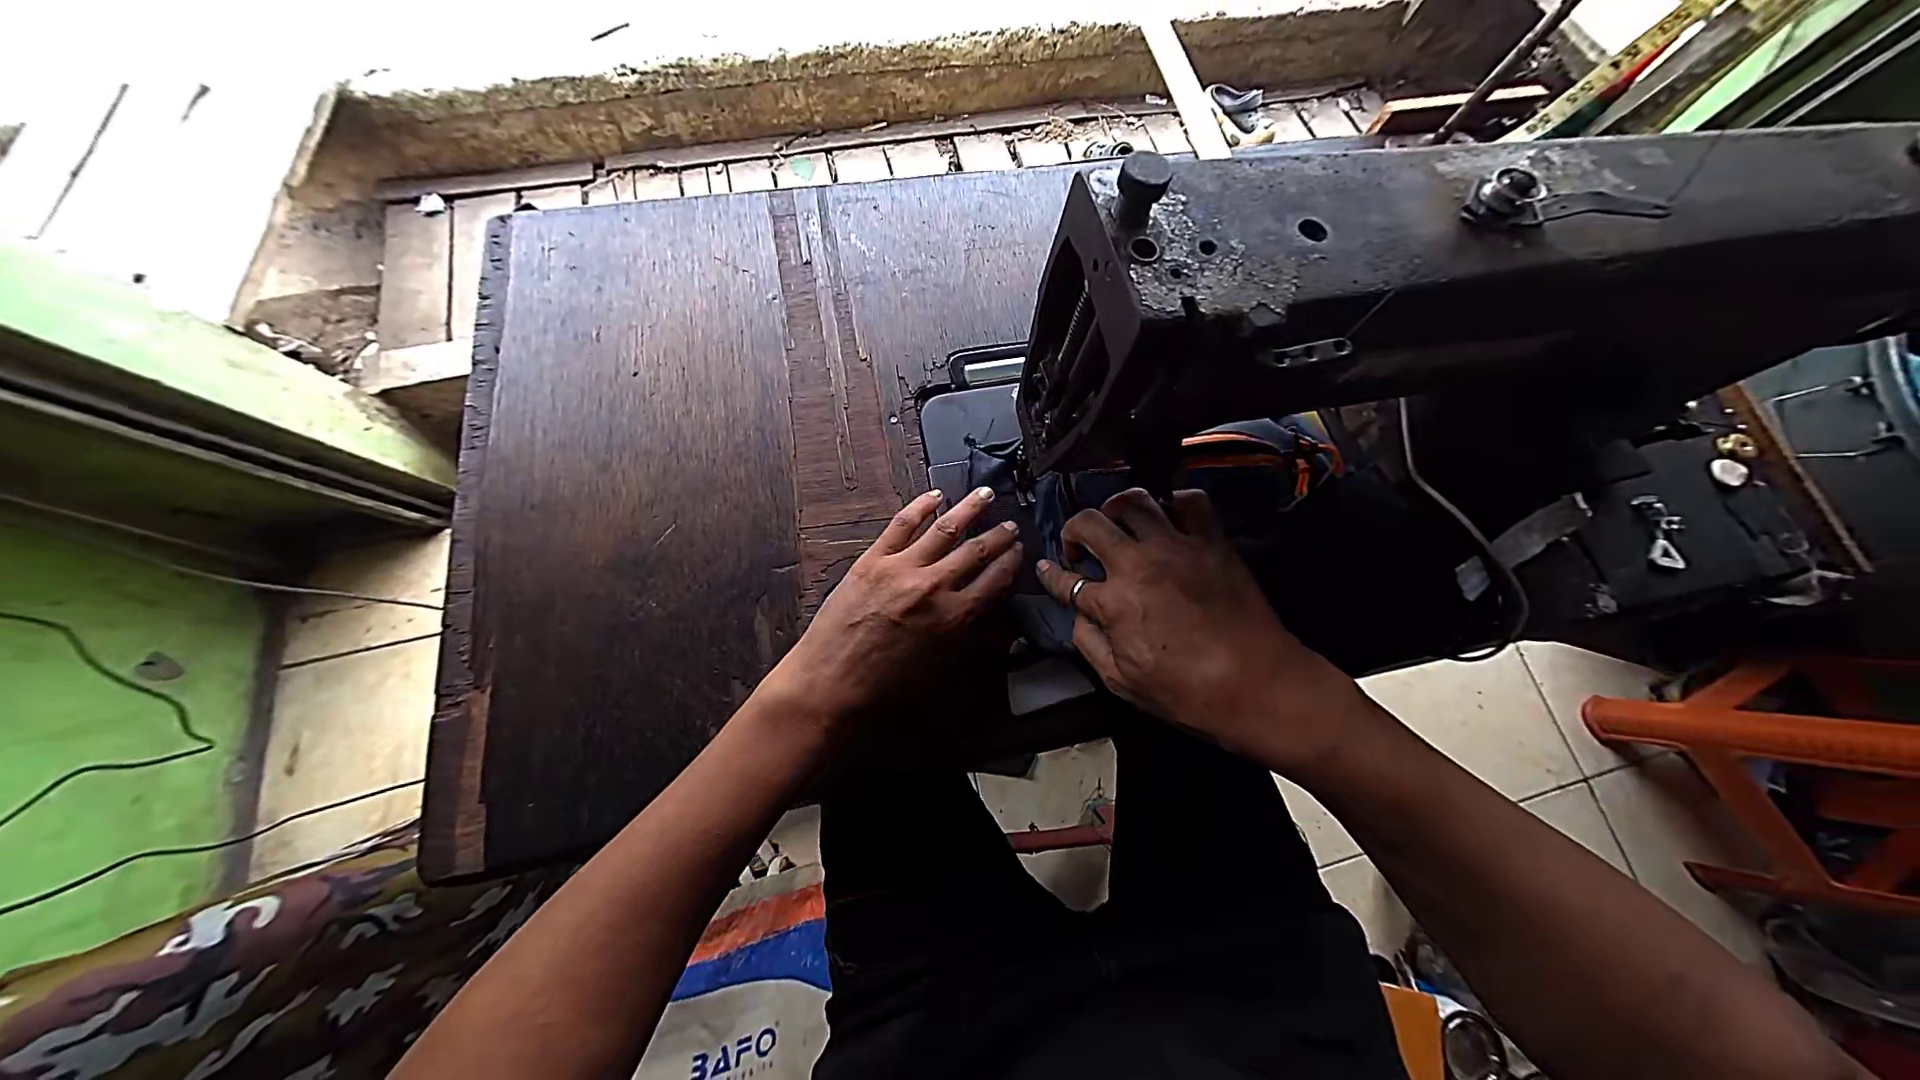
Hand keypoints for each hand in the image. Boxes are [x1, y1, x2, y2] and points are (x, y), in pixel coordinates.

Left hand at [763, 486, 1021, 725]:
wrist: (832, 681)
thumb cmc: (885, 683)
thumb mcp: (939, 665)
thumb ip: (968, 637)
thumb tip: (992, 621)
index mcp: (953, 617)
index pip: (994, 580)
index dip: (1010, 561)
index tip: (1018, 550)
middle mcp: (933, 587)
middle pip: (976, 551)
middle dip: (998, 535)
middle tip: (1009, 524)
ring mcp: (902, 569)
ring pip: (945, 528)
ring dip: (969, 509)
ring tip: (984, 494)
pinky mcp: (873, 560)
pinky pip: (902, 524)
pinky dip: (920, 506)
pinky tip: (935, 496)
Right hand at [1035, 488, 1362, 767]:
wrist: (1257, 684)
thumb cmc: (1187, 691)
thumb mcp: (1120, 680)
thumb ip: (1089, 642)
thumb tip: (1079, 615)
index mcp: (1112, 602)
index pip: (1066, 580)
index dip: (1050, 575)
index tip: (1046, 570)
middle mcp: (1138, 565)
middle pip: (1088, 524)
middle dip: (1072, 531)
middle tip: (1079, 547)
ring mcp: (1177, 547)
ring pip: (1133, 501)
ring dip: (1115, 509)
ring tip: (1117, 523)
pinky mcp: (1212, 542)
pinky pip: (1190, 501)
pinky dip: (1173, 502)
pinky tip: (1167, 518)